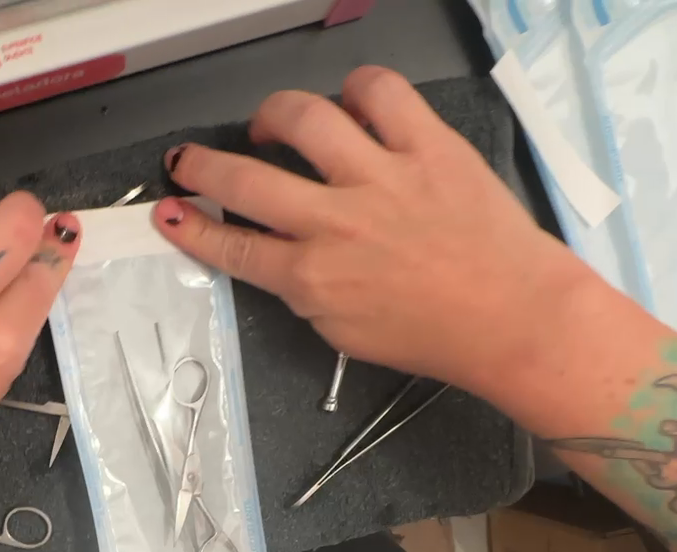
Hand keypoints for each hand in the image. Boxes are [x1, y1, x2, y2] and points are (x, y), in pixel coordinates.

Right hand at [152, 66, 596, 393]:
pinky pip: (379, 92)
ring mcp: (380, 179)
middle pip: (245, 181)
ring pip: (302, 119)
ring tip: (270, 125)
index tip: (168, 212)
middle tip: (188, 160)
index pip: (231, 246)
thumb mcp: (343, 335)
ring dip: (271, 116)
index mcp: (312, 279)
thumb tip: (284, 255)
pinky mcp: (426, 146)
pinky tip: (348, 105)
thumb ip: (304, 292)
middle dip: (201, 167)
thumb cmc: (430, 336)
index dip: (190, 228)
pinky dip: (355, 90)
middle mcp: (334, 224)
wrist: (508, 318)